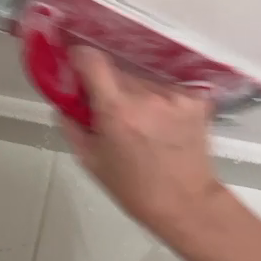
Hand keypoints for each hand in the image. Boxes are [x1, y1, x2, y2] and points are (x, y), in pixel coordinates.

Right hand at [59, 47, 229, 239]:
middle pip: (119, 71)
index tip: (77, 64)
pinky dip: (161, 101)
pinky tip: (163, 123)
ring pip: (144, 80)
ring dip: (137, 93)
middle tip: (109, 107)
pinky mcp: (196, 100)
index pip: (92, 59)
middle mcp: (147, 95)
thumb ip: (71, 125)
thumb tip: (64, 102)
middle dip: (109, 85)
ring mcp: (175, 95)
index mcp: (116, 109)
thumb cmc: (133, 187)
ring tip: (141, 122)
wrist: (185, 203)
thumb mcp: (90, 160)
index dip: (80, 57)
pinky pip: (167, 89)